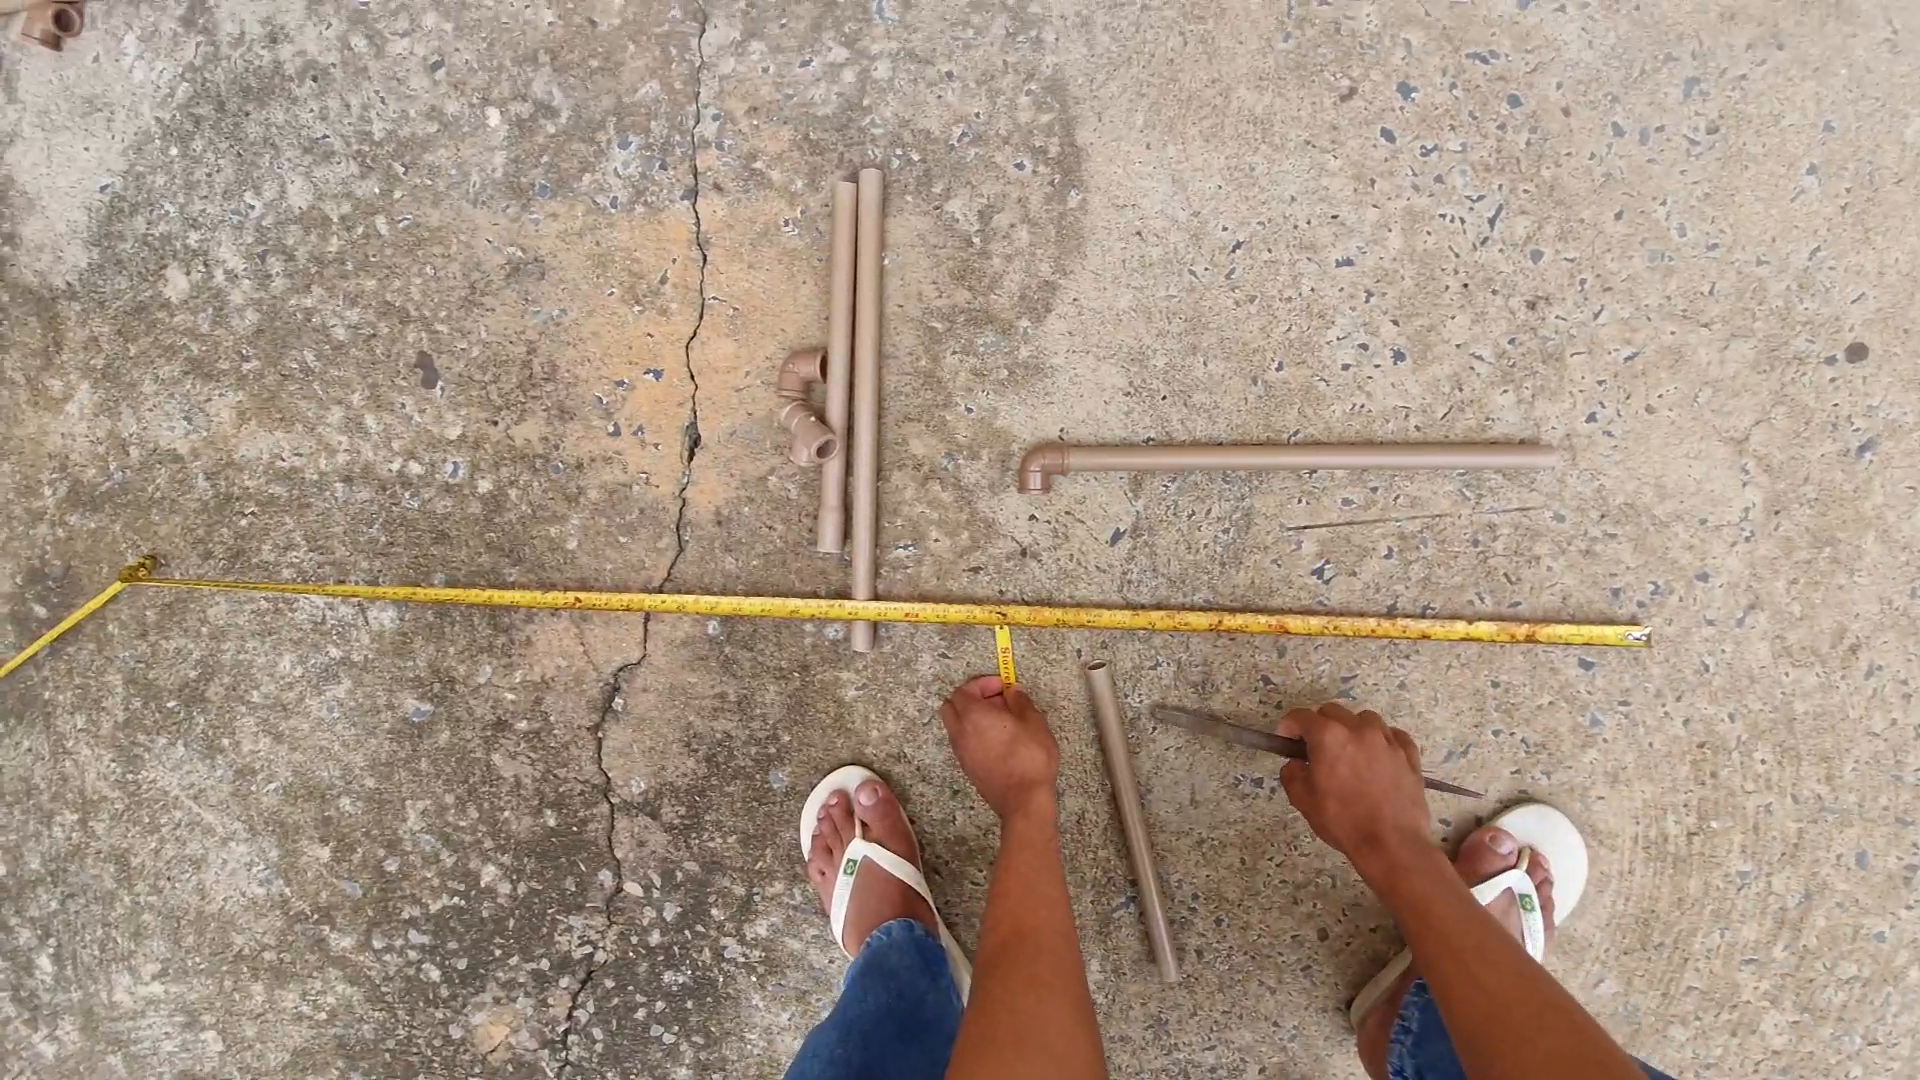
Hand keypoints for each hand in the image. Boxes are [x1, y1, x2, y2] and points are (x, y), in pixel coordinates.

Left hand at [938, 675, 1060, 824]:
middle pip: (953, 705)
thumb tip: (1013, 691)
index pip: (964, 689)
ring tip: (1002, 720)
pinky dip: (974, 732)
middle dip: (972, 697)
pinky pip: (963, 741)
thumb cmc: (1029, 757)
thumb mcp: (1033, 721)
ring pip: (956, 724)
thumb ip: (1020, 701)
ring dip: (973, 716)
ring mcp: (961, 751)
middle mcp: (960, 731)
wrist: (1023, 801)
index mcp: (973, 715)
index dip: (982, 683)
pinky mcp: (967, 767)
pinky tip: (999, 739)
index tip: (1002, 686)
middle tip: (998, 700)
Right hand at [1277, 703, 1434, 880]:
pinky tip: (1378, 755)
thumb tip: (1297, 764)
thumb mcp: (1302, 799)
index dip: (1288, 726)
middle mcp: (1358, 730)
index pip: (1300, 716)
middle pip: (1332, 712)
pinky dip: (1382, 739)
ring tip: (1349, 750)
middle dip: (1318, 725)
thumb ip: (1292, 774)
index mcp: (1328, 737)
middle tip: (1315, 749)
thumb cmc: (1343, 820)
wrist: (1392, 844)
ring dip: (1351, 728)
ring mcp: (1387, 741)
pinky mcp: (1409, 756)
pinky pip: (1393, 735)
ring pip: (1364, 719)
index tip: (1286, 741)